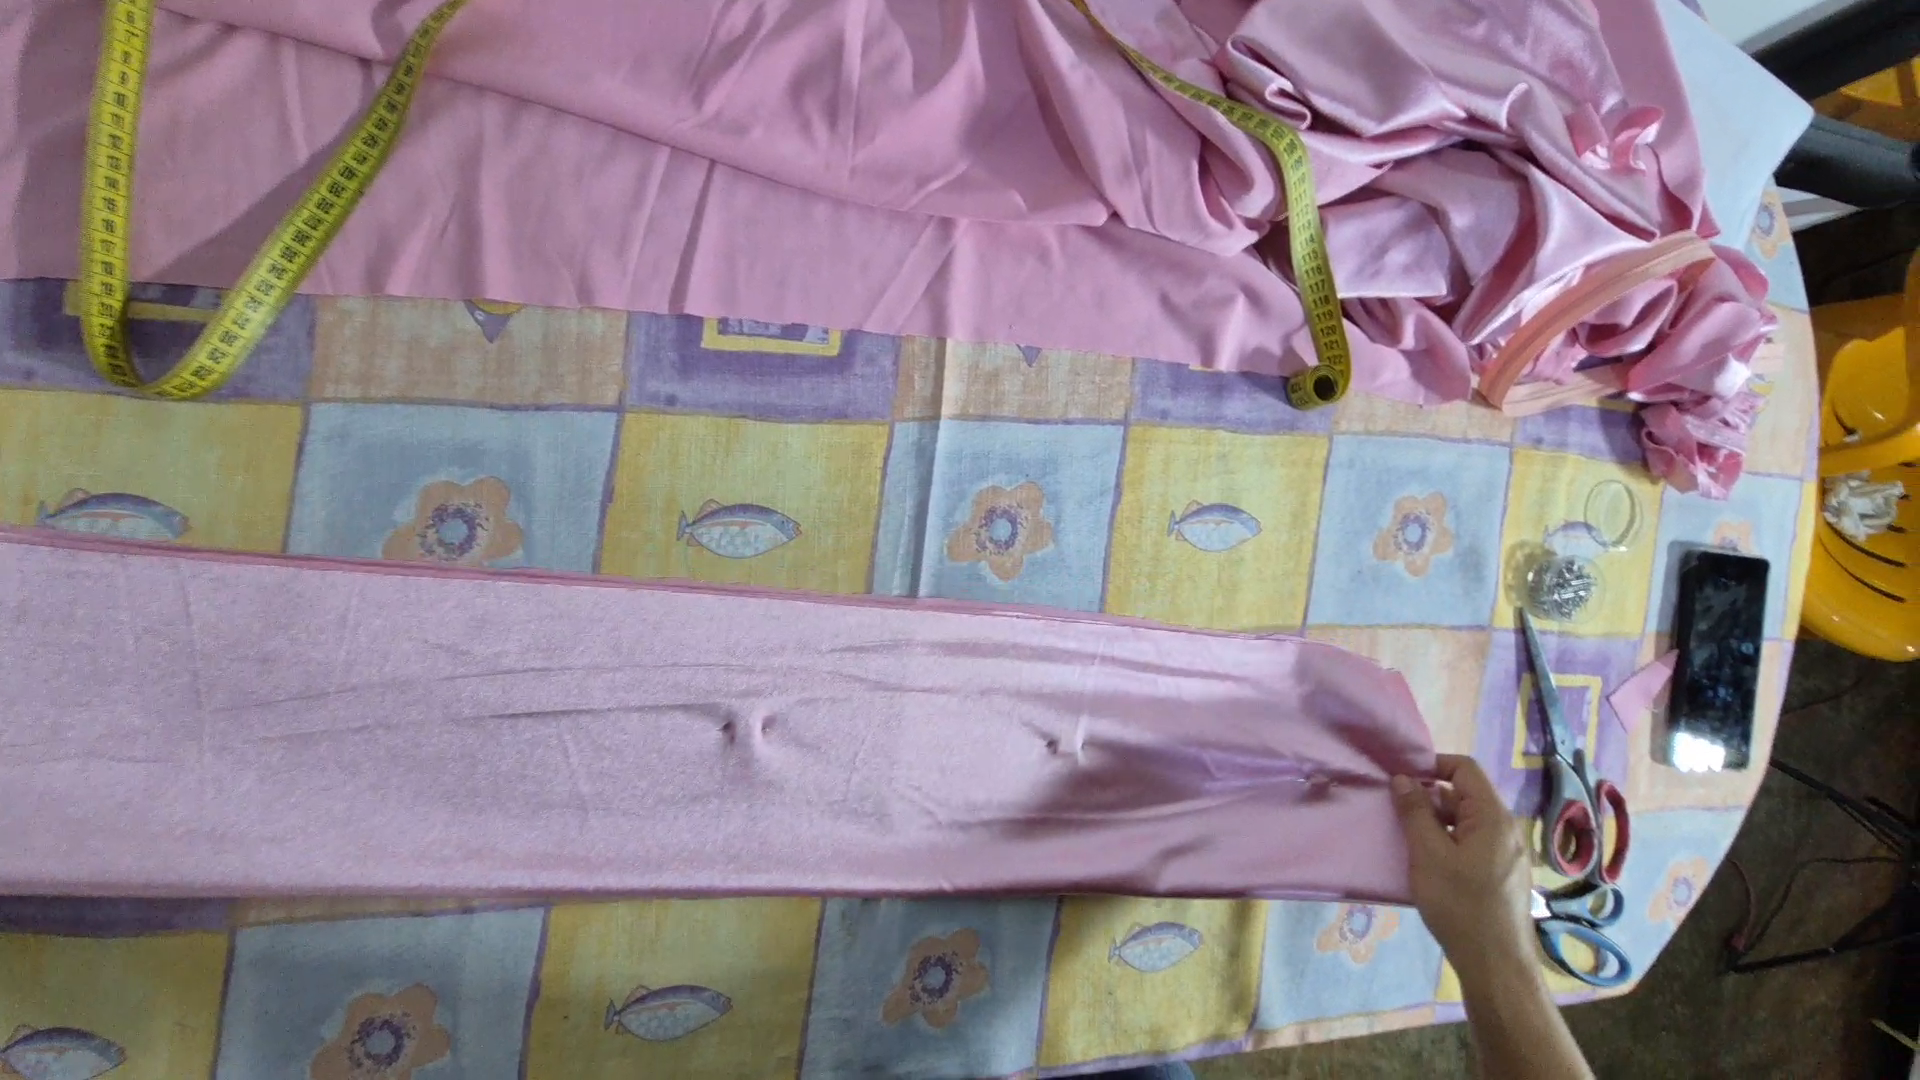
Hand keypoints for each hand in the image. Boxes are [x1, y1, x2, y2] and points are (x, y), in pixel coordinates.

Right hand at [1391, 754, 1535, 979]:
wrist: (1496, 963)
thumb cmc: (1460, 903)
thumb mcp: (1428, 853)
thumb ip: (1415, 811)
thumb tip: (1403, 778)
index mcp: (1493, 818)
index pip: (1464, 768)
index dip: (1432, 765)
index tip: (1401, 779)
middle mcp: (1507, 829)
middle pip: (1464, 794)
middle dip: (1429, 795)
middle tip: (1397, 810)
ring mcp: (1507, 852)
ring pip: (1466, 819)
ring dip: (1436, 820)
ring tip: (1407, 835)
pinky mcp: (1502, 872)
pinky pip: (1472, 840)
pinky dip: (1448, 839)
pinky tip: (1428, 859)